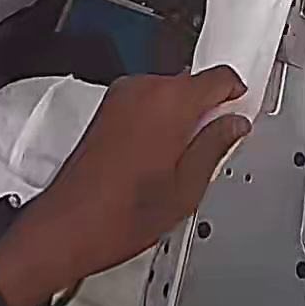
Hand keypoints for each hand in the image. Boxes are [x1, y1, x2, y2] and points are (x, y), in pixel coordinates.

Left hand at [0, 67, 249, 305]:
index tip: (240, 110)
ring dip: (182, 112)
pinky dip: (159, 116)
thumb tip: (234, 125)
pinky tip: (157, 155)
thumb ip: (216, 145)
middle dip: (208, 108)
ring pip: (171, 91)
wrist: (64, 229)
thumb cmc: (118, 215)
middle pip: (194, 83)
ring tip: (180, 157)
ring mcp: (122, 96)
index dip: (236, 93)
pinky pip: (148, 99)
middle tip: (213, 143)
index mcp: (170, 103)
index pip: (220, 76)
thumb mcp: (187, 188)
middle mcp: (145, 90)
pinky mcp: (108, 107)